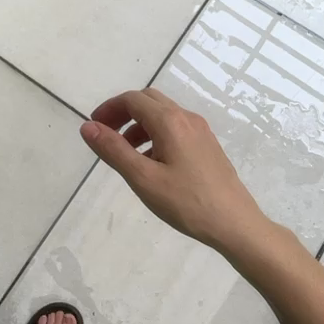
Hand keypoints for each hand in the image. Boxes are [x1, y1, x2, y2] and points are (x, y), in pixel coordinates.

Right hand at [80, 88, 270, 253]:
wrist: (236, 224)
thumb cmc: (187, 202)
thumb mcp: (143, 179)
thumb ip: (113, 150)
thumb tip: (87, 127)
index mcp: (170, 121)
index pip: (132, 99)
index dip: (109, 109)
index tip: (93, 128)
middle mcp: (186, 118)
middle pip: (148, 101)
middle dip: (123, 113)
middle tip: (106, 136)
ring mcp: (200, 131)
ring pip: (163, 115)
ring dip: (139, 125)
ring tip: (126, 154)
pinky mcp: (208, 145)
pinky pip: (175, 129)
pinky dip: (156, 135)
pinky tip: (152, 164)